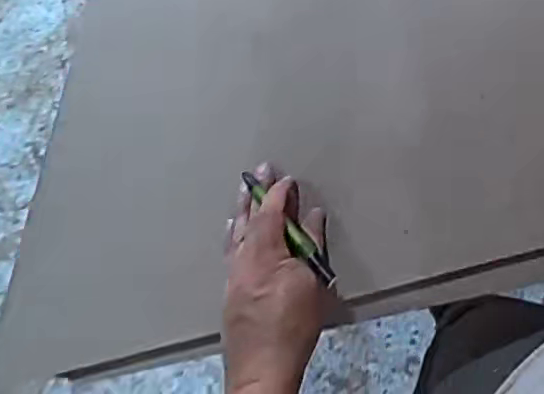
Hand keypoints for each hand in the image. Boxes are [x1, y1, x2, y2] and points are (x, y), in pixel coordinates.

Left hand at [224, 165, 329, 393]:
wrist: (262, 373)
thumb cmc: (293, 327)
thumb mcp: (313, 281)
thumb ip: (312, 244)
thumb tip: (312, 215)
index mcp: (264, 254)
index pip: (270, 213)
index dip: (279, 193)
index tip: (287, 179)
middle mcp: (243, 261)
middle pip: (248, 219)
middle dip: (255, 193)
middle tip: (259, 170)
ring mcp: (233, 277)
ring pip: (236, 235)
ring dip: (243, 210)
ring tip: (244, 192)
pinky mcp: (230, 293)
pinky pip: (230, 251)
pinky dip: (234, 234)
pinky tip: (234, 229)